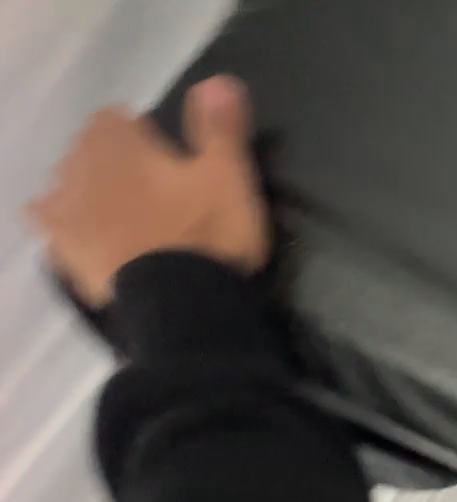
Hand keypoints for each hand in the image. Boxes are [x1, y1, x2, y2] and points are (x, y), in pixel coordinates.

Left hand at [28, 75, 268, 305]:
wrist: (179, 295)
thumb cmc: (208, 233)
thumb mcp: (231, 179)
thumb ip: (221, 131)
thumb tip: (223, 80)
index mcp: (117, 141)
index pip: (122, 119)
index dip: (153, 139)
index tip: (182, 165)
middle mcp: (78, 161)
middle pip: (94, 151)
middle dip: (123, 165)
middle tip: (165, 197)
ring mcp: (63, 203)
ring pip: (73, 183)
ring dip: (98, 193)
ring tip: (137, 221)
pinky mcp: (61, 241)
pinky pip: (55, 221)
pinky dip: (75, 224)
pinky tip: (98, 237)